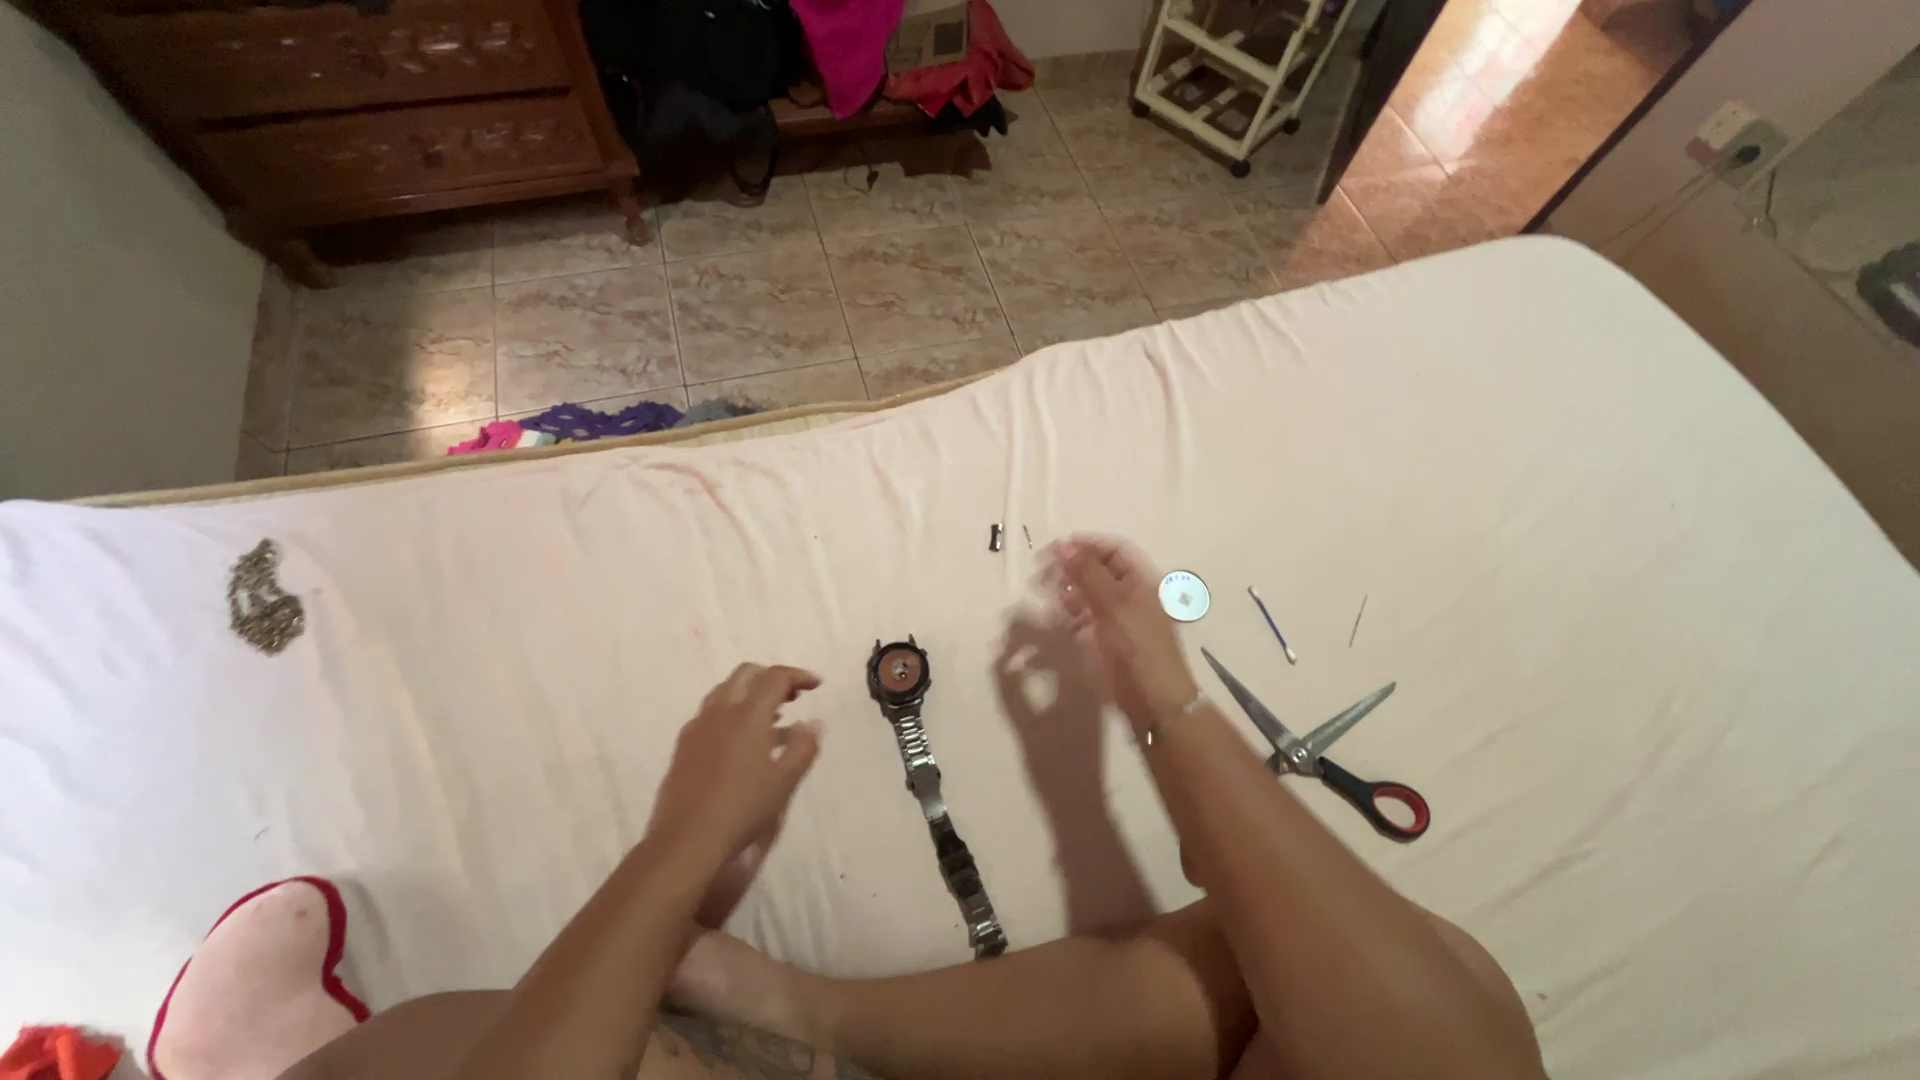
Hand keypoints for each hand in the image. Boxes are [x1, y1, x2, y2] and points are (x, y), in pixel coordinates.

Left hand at [647, 664, 822, 875]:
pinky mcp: (683, 746)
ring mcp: (697, 728)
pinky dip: (731, 714)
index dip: (798, 676)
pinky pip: (710, 715)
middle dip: (770, 677)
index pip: (775, 677)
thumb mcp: (784, 781)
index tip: (816, 685)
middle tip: (792, 696)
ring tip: (772, 719)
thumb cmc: (742, 808)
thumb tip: (815, 723)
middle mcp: (719, 712)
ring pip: (724, 692)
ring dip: (749, 695)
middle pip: (745, 674)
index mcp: (748, 715)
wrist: (686, 840)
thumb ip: (803, 747)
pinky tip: (741, 743)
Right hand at [1046, 536, 1200, 736]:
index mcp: (1142, 581)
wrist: (1151, 699)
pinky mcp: (1107, 639)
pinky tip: (1061, 616)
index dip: (1087, 545)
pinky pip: (1086, 617)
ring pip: (1090, 593)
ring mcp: (1119, 618)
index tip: (1056, 548)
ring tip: (1049, 593)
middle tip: (1044, 572)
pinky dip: (1072, 612)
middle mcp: (1131, 595)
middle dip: (1073, 567)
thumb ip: (1088, 573)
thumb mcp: (1114, 604)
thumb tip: (1062, 545)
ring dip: (1069, 589)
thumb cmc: (1138, 646)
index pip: (1114, 550)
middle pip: (1100, 570)